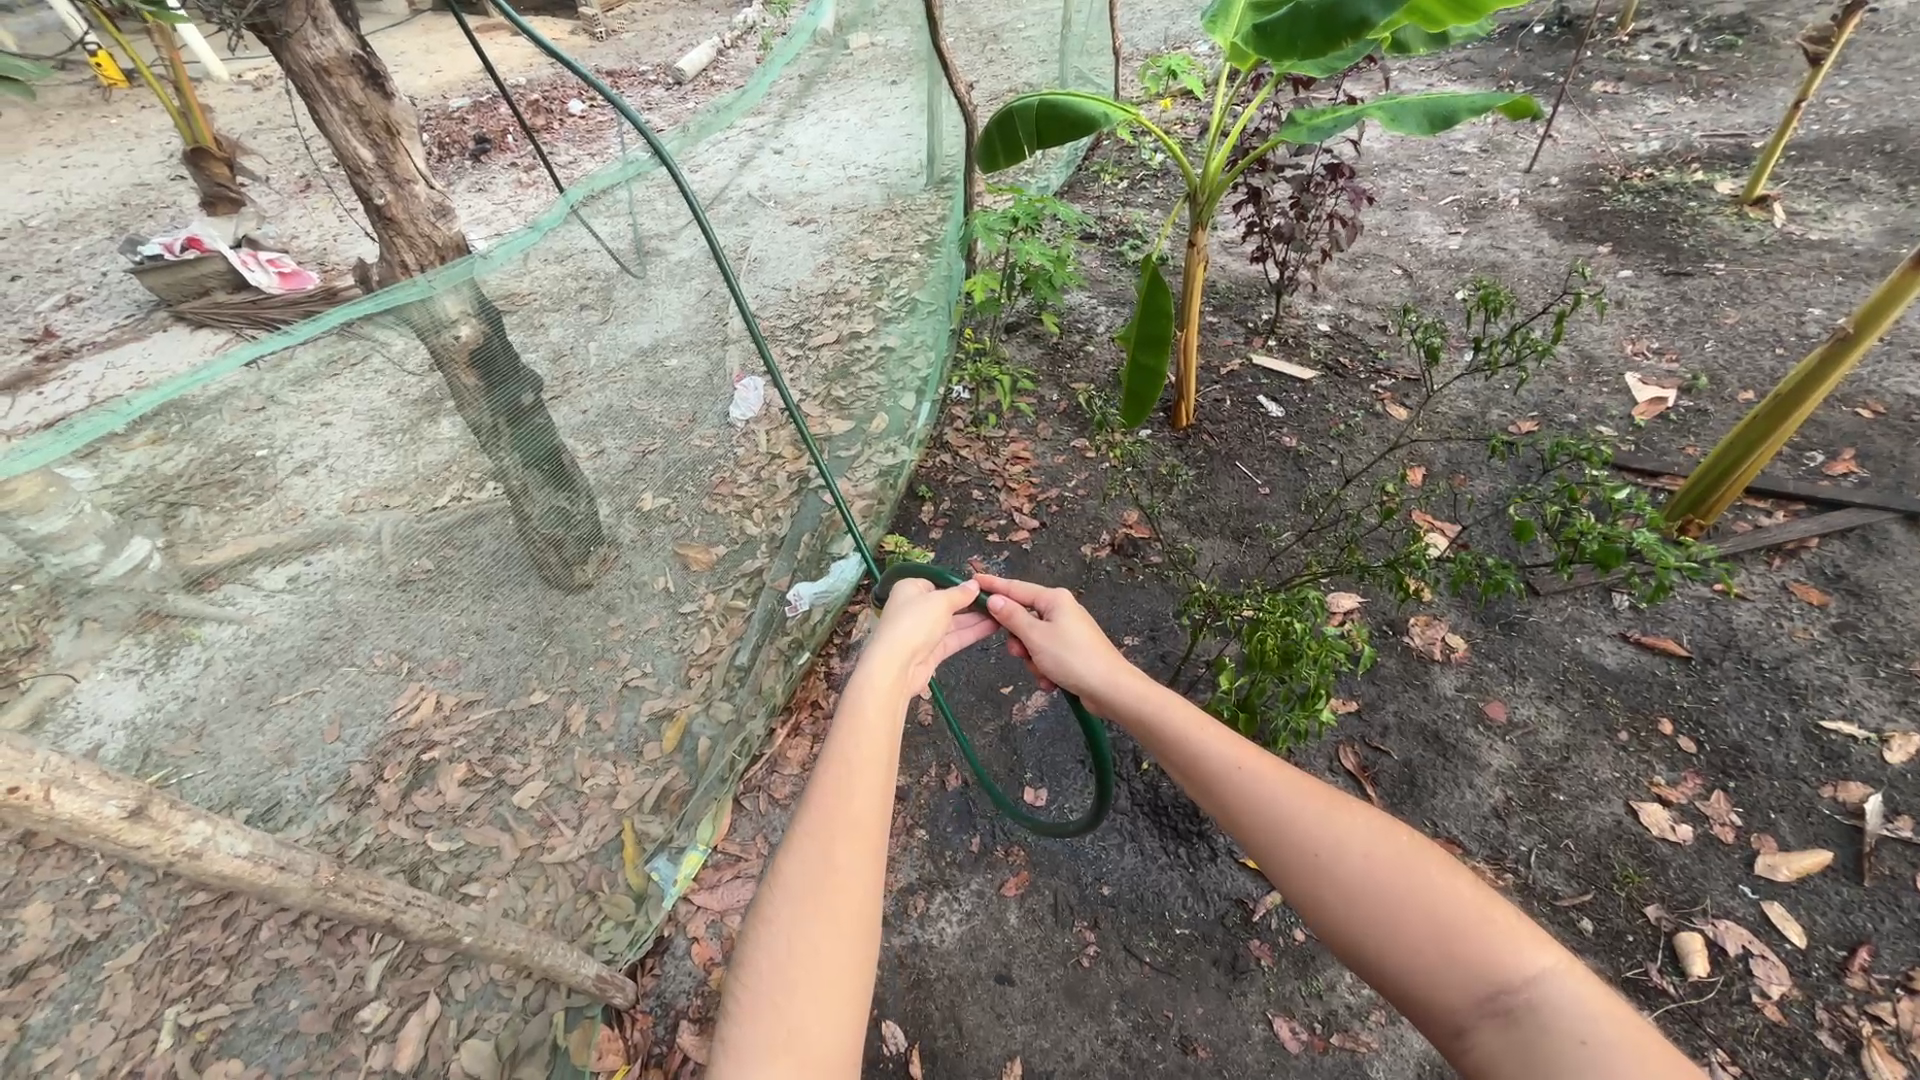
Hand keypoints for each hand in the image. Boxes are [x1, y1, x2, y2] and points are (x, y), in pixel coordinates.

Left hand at [866, 578, 997, 694]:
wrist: (897, 666)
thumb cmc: (913, 623)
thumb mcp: (940, 601)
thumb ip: (960, 594)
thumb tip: (974, 585)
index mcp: (910, 589)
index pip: (937, 583)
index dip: (958, 585)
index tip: (980, 586)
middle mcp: (915, 609)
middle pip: (947, 604)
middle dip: (970, 604)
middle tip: (996, 601)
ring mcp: (922, 632)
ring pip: (953, 623)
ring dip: (975, 619)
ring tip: (1000, 614)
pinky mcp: (930, 651)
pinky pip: (954, 639)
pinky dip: (971, 633)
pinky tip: (991, 627)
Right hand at [973, 574, 1140, 709]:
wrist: (1110, 689)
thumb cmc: (1073, 658)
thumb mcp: (1035, 637)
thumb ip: (1012, 617)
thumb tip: (994, 599)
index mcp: (1054, 599)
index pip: (1016, 588)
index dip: (993, 586)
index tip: (974, 581)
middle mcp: (1061, 610)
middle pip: (1023, 619)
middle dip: (1018, 640)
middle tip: (1020, 652)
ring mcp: (1067, 631)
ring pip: (1032, 641)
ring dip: (1032, 659)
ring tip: (1043, 671)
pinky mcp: (1071, 651)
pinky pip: (1046, 655)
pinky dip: (1044, 669)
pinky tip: (1051, 681)